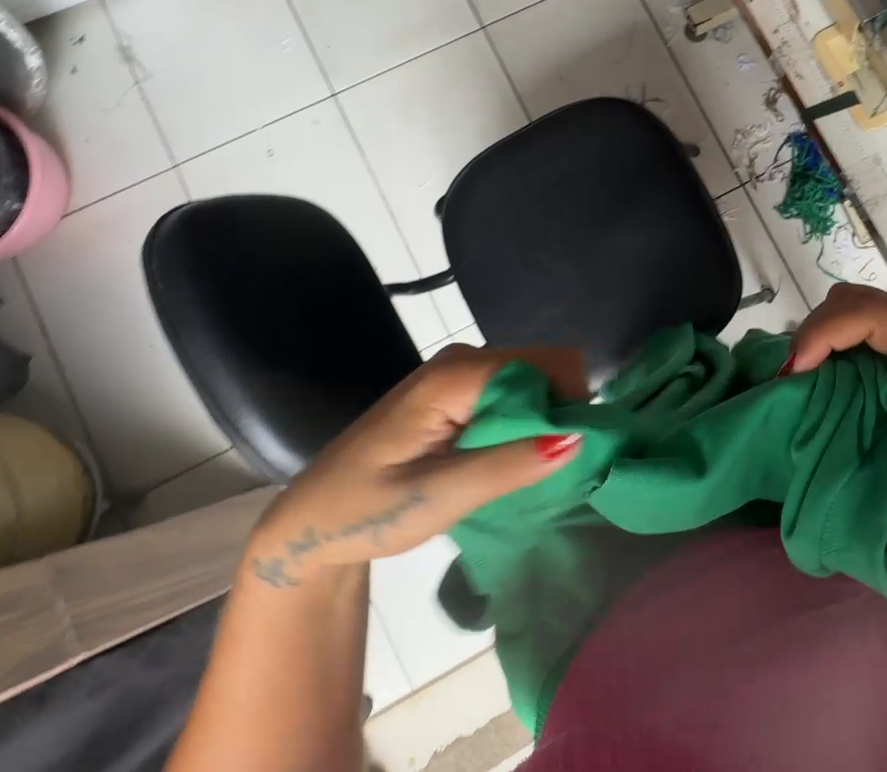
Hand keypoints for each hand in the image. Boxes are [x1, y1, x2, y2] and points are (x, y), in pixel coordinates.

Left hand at [241, 345, 583, 589]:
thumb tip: (576, 437)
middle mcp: (462, 360)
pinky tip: (508, 460)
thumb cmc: (365, 513)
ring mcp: (460, 374)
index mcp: (454, 375)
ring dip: (544, 422)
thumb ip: (507, 465)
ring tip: (526, 469)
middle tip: (544, 468)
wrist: (311, 526)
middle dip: (560, 413)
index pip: (549, 365)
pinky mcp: (459, 393)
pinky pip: (516, 395)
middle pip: (547, 367)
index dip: (568, 405)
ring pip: (536, 382)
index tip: (568, 454)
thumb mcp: (438, 498)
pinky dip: (526, 425)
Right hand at [786, 284, 886, 453]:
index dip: (823, 333)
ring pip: (853, 303)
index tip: (796, 370)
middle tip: (793, 373)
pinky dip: (832, 336)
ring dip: (822, 332)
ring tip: (805, 369)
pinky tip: (822, 366)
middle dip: (815, 331)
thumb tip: (795, 384)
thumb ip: (853, 404)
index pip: (869, 313)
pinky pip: (859, 317)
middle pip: (855, 300)